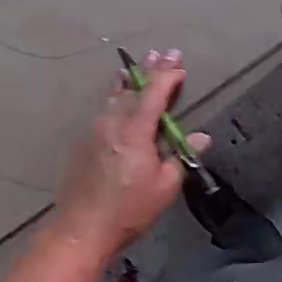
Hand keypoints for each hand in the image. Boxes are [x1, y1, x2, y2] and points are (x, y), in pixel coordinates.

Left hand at [46, 50, 209, 259]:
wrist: (81, 227)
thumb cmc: (128, 209)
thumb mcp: (164, 186)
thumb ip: (181, 156)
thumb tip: (201, 137)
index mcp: (135, 129)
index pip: (154, 92)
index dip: (167, 76)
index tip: (178, 63)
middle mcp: (113, 121)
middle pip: (134, 87)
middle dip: (149, 70)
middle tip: (160, 53)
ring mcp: (95, 128)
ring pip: (114, 95)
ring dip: (128, 80)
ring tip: (134, 67)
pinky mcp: (84, 139)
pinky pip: (104, 109)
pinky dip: (115, 97)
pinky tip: (117, 97)